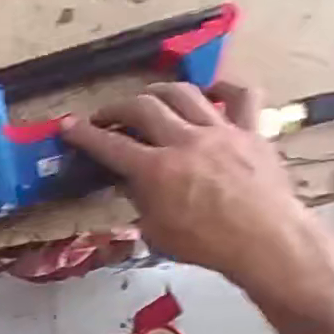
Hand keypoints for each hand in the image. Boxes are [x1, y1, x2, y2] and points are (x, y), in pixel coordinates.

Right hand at [62, 81, 333, 313]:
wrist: (265, 242)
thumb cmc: (207, 246)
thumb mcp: (157, 233)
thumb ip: (141, 202)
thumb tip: (134, 183)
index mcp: (156, 170)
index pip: (110, 145)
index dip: (84, 134)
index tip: (68, 125)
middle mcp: (184, 141)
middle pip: (142, 107)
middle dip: (117, 108)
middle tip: (107, 116)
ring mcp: (220, 131)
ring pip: (184, 93)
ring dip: (159, 91)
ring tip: (148, 98)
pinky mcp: (251, 131)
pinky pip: (240, 96)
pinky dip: (223, 87)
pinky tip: (210, 91)